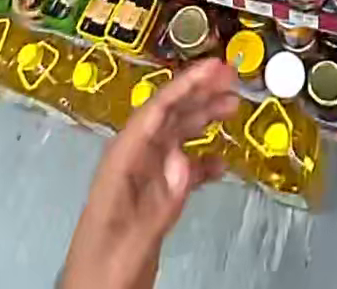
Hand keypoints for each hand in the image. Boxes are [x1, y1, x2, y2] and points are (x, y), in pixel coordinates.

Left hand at [59, 58, 240, 288]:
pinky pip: (181, 168)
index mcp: (123, 159)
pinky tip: (222, 162)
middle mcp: (134, 159)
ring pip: (177, 134)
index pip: (157, 109)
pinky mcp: (153, 197)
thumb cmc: (103, 272)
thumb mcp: (132, 241)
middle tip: (231, 75)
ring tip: (233, 105)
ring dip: (203, 117)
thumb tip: (185, 159)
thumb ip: (159, 203)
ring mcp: (144, 177)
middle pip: (169, 114)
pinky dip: (202, 161)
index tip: (213, 67)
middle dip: (198, 91)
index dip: (185, 84)